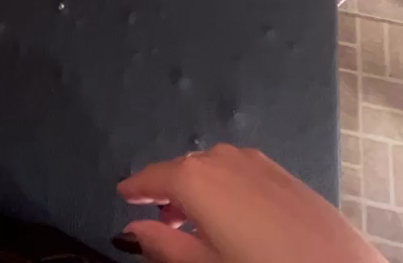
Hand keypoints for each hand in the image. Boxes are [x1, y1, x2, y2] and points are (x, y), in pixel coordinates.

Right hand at [116, 145, 387, 262]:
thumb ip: (164, 245)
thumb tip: (133, 230)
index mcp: (196, 177)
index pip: (153, 176)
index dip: (135, 188)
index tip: (122, 194)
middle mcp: (221, 157)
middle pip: (183, 170)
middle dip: (169, 193)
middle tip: (160, 221)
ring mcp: (254, 161)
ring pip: (212, 170)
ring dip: (198, 192)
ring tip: (197, 226)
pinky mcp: (280, 172)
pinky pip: (238, 173)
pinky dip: (225, 189)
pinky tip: (233, 218)